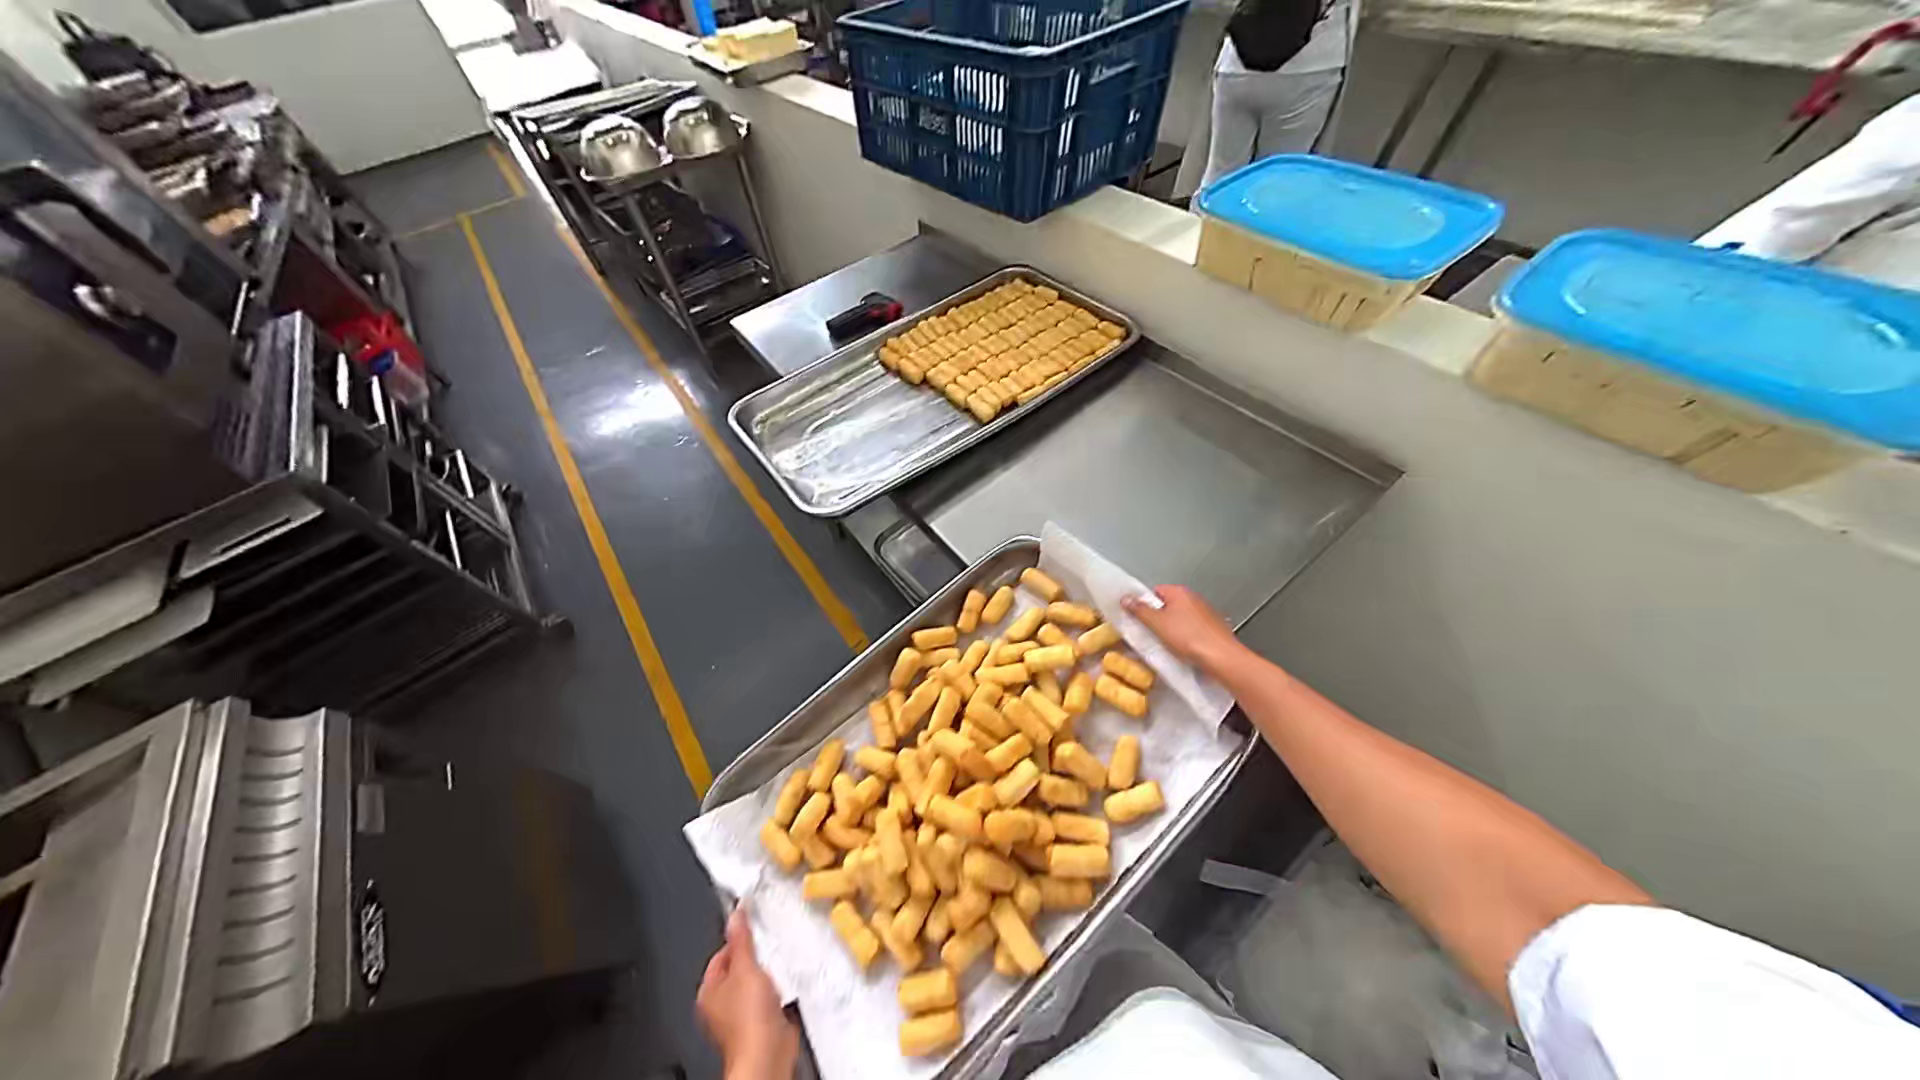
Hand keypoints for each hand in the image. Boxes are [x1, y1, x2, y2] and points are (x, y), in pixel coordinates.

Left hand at [696, 907, 797, 1079]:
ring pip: (758, 980)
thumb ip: (741, 939)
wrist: (769, 1052)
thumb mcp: (745, 966)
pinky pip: (771, 995)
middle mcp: (722, 1004)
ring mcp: (742, 1013)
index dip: (738, 938)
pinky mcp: (762, 1020)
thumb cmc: (748, 1019)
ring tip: (778, 966)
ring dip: (770, 972)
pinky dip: (779, 988)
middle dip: (757, 956)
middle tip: (769, 947)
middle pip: (740, 966)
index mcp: (708, 991)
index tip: (753, 927)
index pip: (722, 953)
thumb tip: (735, 915)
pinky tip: (786, 984)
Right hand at [1123, 585, 1244, 674]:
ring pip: (1180, 618)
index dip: (1144, 605)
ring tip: (1167, 644)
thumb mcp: (1157, 624)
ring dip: (1172, 629)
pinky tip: (1183, 649)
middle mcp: (1194, 598)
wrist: (1222, 658)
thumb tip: (1126, 598)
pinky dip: (1186, 637)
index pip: (1154, 591)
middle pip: (1167, 605)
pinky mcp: (1213, 628)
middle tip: (1151, 633)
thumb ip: (1139, 610)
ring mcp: (1205, 613)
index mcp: (1179, 592)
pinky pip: (1192, 629)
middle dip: (1158, 618)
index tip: (1139, 619)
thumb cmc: (1189, 638)